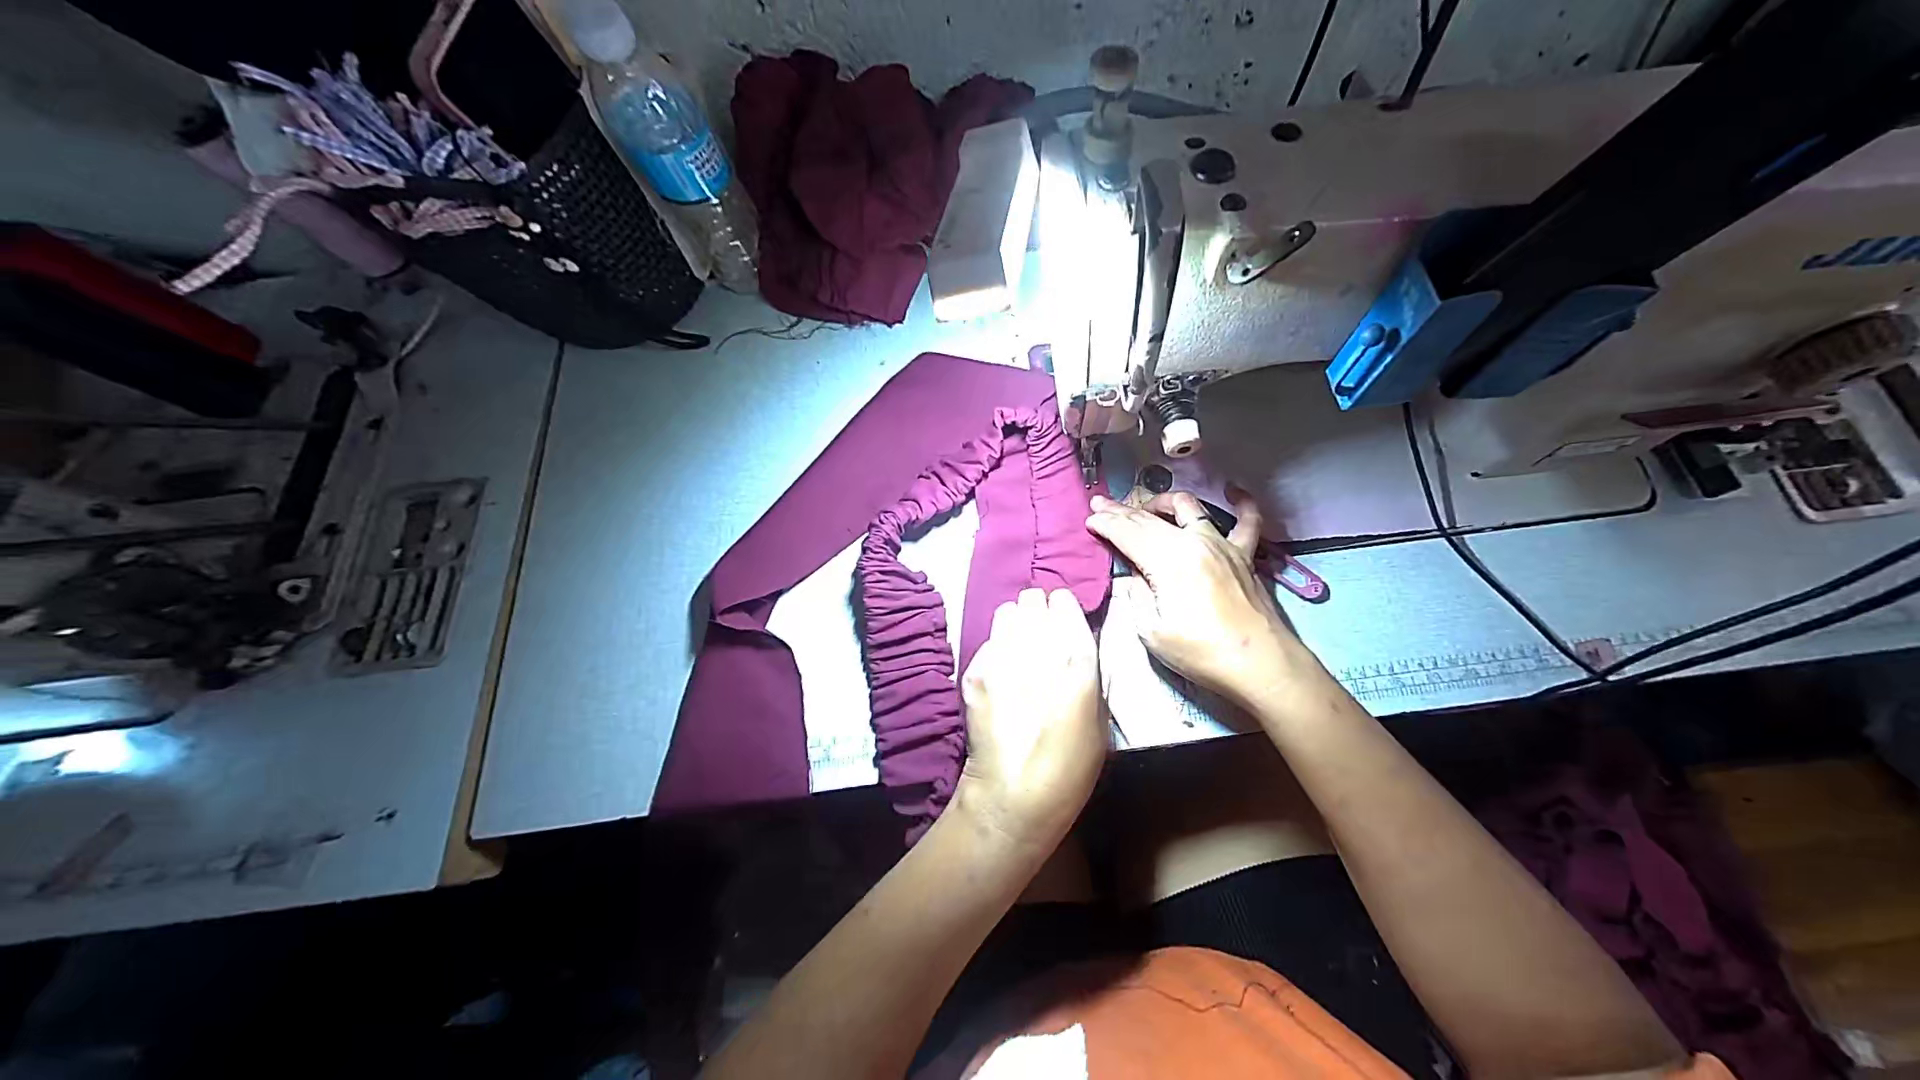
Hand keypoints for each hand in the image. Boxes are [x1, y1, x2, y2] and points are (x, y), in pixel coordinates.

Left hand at [954, 588, 1104, 850]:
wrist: (1013, 795)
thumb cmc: (1070, 767)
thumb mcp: (1099, 717)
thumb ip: (1088, 671)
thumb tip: (1077, 645)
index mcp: (1076, 656)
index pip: (1064, 602)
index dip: (1065, 610)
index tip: (1065, 621)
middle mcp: (1037, 646)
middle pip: (1033, 600)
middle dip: (1039, 612)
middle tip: (1042, 633)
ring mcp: (1000, 655)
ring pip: (1007, 612)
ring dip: (1016, 623)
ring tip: (1020, 646)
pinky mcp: (974, 669)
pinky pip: (988, 641)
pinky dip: (996, 649)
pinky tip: (1001, 672)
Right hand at [1086, 489, 1301, 707]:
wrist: (1260, 666)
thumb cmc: (1202, 653)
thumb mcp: (1151, 630)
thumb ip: (1138, 593)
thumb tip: (1137, 572)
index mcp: (1167, 560)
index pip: (1128, 533)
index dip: (1105, 524)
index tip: (1090, 520)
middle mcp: (1194, 542)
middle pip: (1150, 518)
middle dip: (1121, 510)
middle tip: (1102, 505)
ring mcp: (1222, 545)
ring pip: (1189, 508)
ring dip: (1163, 502)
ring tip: (1148, 506)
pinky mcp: (1245, 556)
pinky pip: (1247, 520)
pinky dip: (1240, 502)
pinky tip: (1233, 491)